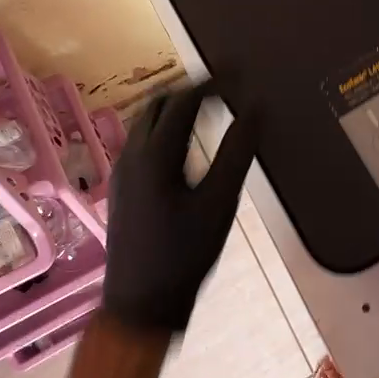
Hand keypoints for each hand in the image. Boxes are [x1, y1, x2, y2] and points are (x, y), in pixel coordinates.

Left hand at [101, 85, 258, 332]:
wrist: (141, 304)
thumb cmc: (186, 254)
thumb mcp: (220, 203)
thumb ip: (237, 152)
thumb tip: (256, 109)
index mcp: (154, 155)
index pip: (184, 100)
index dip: (213, 82)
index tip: (239, 73)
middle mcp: (131, 154)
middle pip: (159, 104)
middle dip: (191, 88)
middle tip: (225, 87)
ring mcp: (122, 171)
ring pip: (146, 121)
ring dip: (176, 107)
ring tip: (210, 107)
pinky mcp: (122, 187)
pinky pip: (142, 140)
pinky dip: (166, 127)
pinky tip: (187, 144)